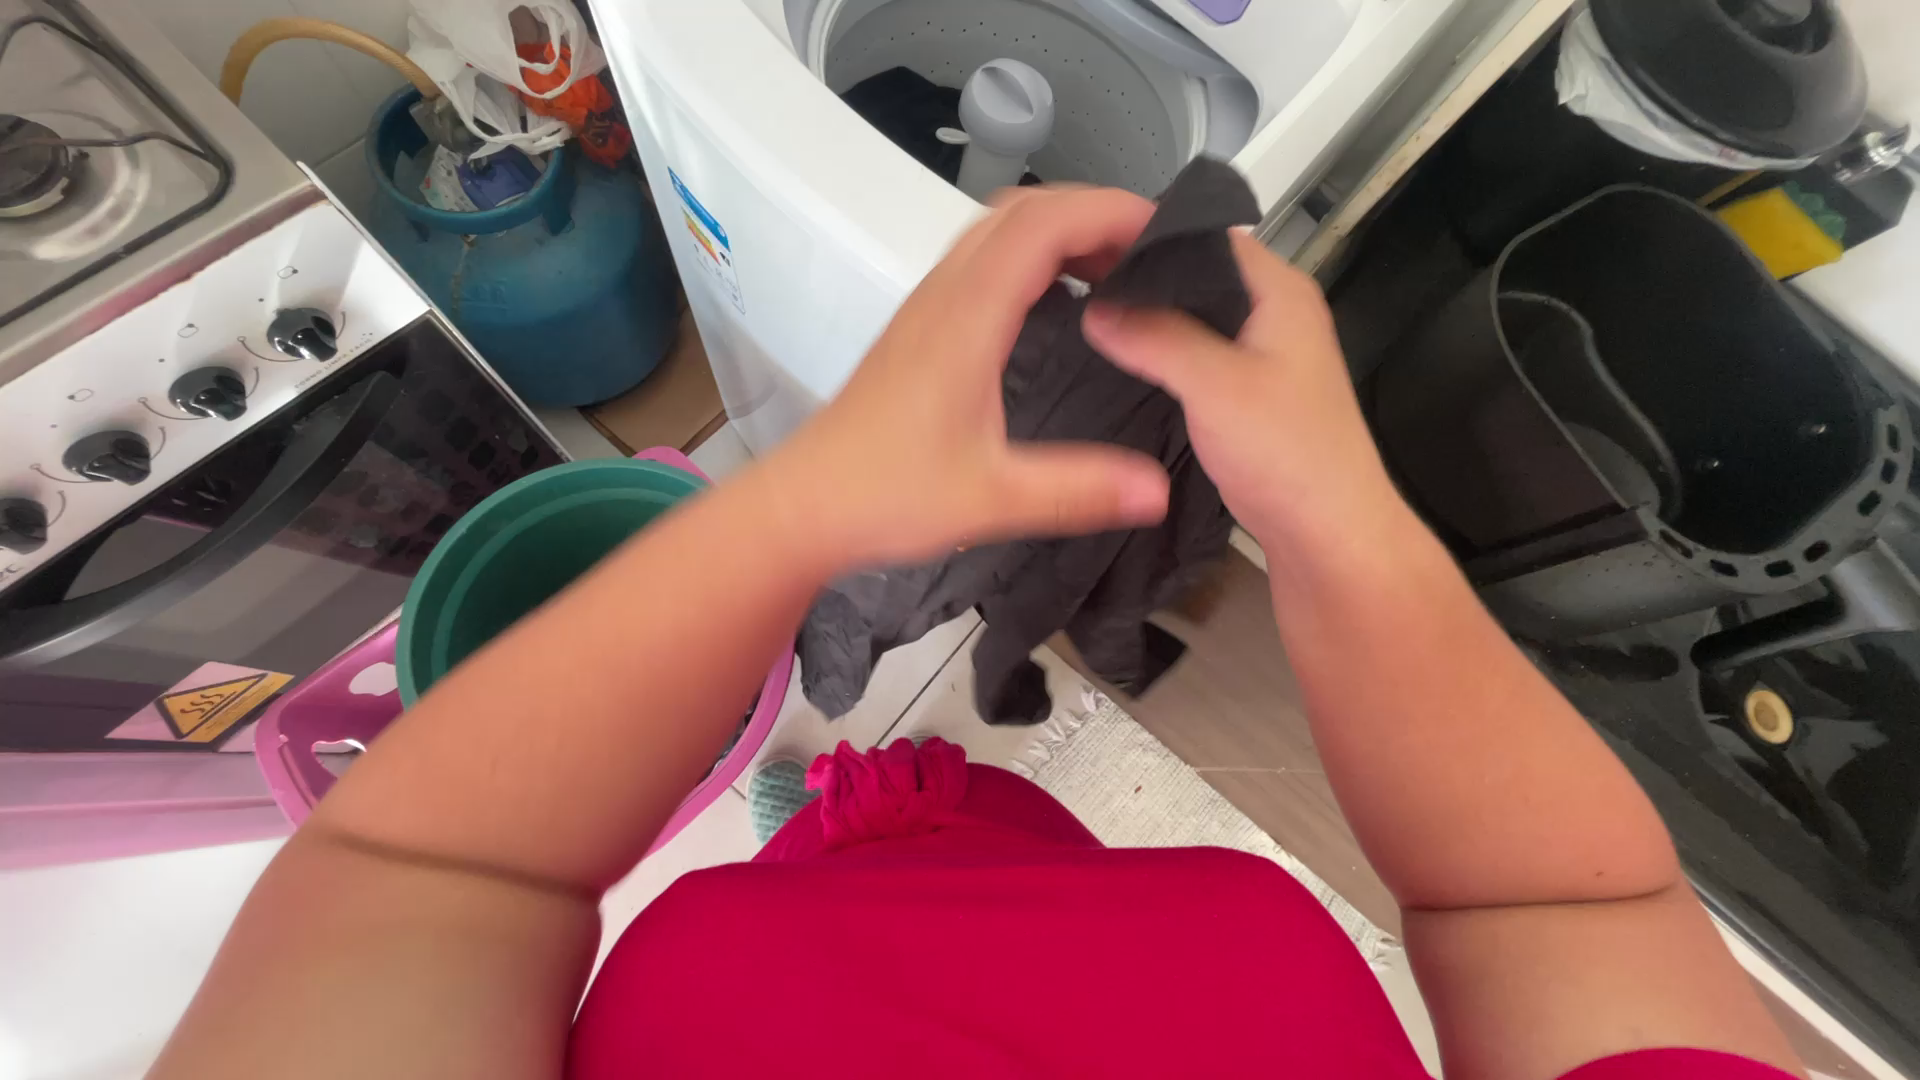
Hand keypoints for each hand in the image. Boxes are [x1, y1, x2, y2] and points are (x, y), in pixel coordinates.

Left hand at [763, 186, 1173, 567]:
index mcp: (965, 319)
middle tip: (1147, 250)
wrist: (806, 503)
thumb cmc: (882, 494)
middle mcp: (942, 298)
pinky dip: (1027, 259)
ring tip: (1112, 269)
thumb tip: (1156, 491)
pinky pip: (978, 264)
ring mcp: (925, 310)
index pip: (1043, 223)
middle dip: (1091, 213)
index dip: (1110, 211)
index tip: (1164, 231)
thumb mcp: (990, 498)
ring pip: (995, 233)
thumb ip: (1076, 491)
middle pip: (1021, 211)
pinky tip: (1053, 303)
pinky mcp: (918, 332)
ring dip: (1057, 232)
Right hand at [1081, 232, 1407, 559]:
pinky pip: (1194, 355)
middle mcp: (1273, 313)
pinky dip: (1160, 354)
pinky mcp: (1244, 392)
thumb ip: (1156, 338)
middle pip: (1198, 276)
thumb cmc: (1286, 451)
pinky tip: (1124, 362)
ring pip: (1194, 318)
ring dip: (1150, 319)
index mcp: (1280, 292)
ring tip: (1092, 318)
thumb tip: (1096, 308)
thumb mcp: (1215, 384)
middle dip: (1144, 280)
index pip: (1211, 236)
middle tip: (1081, 285)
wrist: (1323, 527)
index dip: (1153, 237)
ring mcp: (1259, 354)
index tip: (1093, 247)